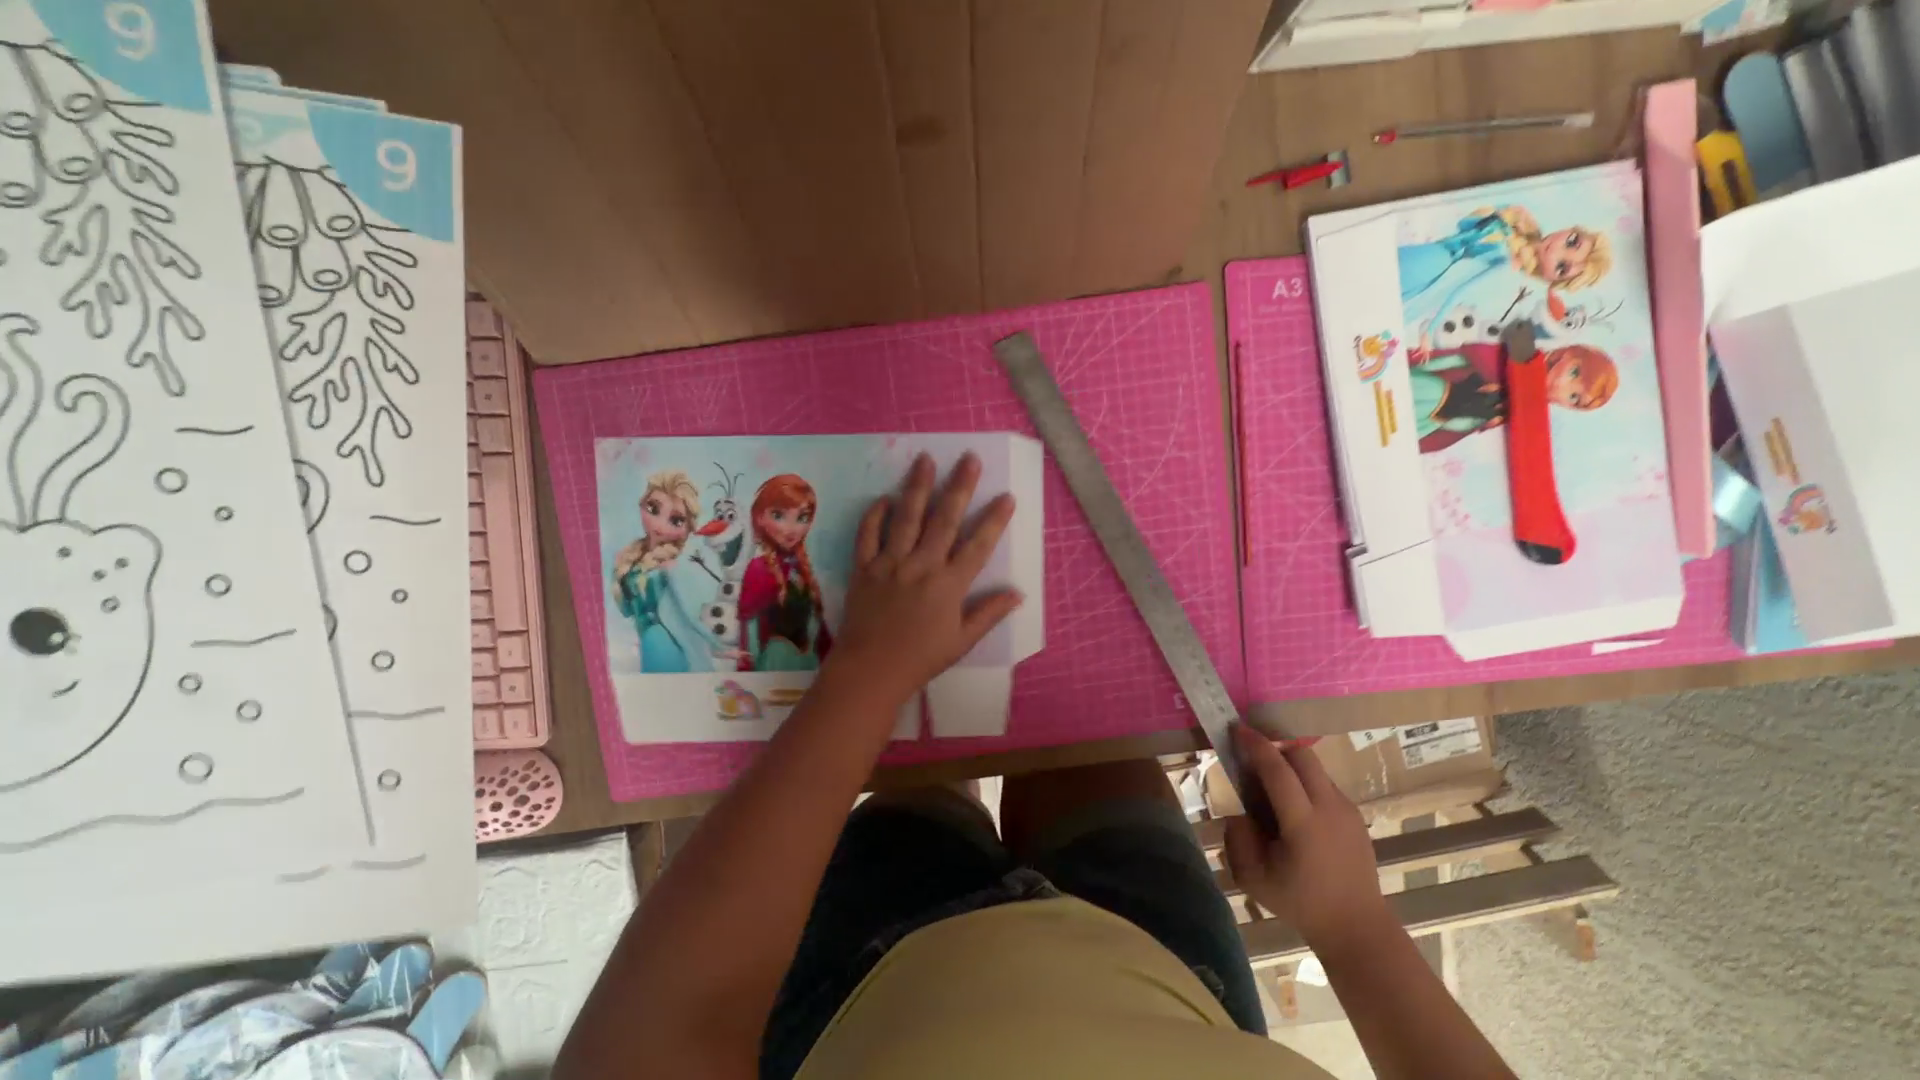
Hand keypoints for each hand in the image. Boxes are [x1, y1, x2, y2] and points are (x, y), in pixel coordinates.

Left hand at [827, 452, 1020, 705]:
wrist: (870, 670)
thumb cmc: (920, 659)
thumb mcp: (962, 641)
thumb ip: (988, 614)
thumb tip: (1017, 594)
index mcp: (949, 585)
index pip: (978, 545)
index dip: (994, 520)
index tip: (1006, 497)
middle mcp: (922, 566)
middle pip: (944, 519)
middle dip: (960, 487)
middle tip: (969, 459)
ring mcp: (890, 564)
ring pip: (907, 517)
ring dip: (918, 486)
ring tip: (925, 460)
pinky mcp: (864, 568)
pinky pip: (868, 535)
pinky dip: (875, 515)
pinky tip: (884, 497)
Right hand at [1222, 724, 1390, 953]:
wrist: (1356, 926)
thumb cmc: (1301, 903)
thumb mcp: (1253, 878)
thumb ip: (1238, 839)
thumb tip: (1240, 812)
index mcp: (1303, 822)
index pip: (1278, 769)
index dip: (1256, 745)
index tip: (1237, 729)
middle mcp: (1329, 807)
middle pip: (1302, 755)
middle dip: (1275, 747)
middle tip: (1252, 755)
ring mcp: (1347, 810)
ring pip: (1315, 769)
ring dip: (1290, 766)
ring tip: (1271, 790)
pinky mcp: (1355, 817)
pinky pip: (1325, 786)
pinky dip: (1305, 784)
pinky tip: (1293, 811)